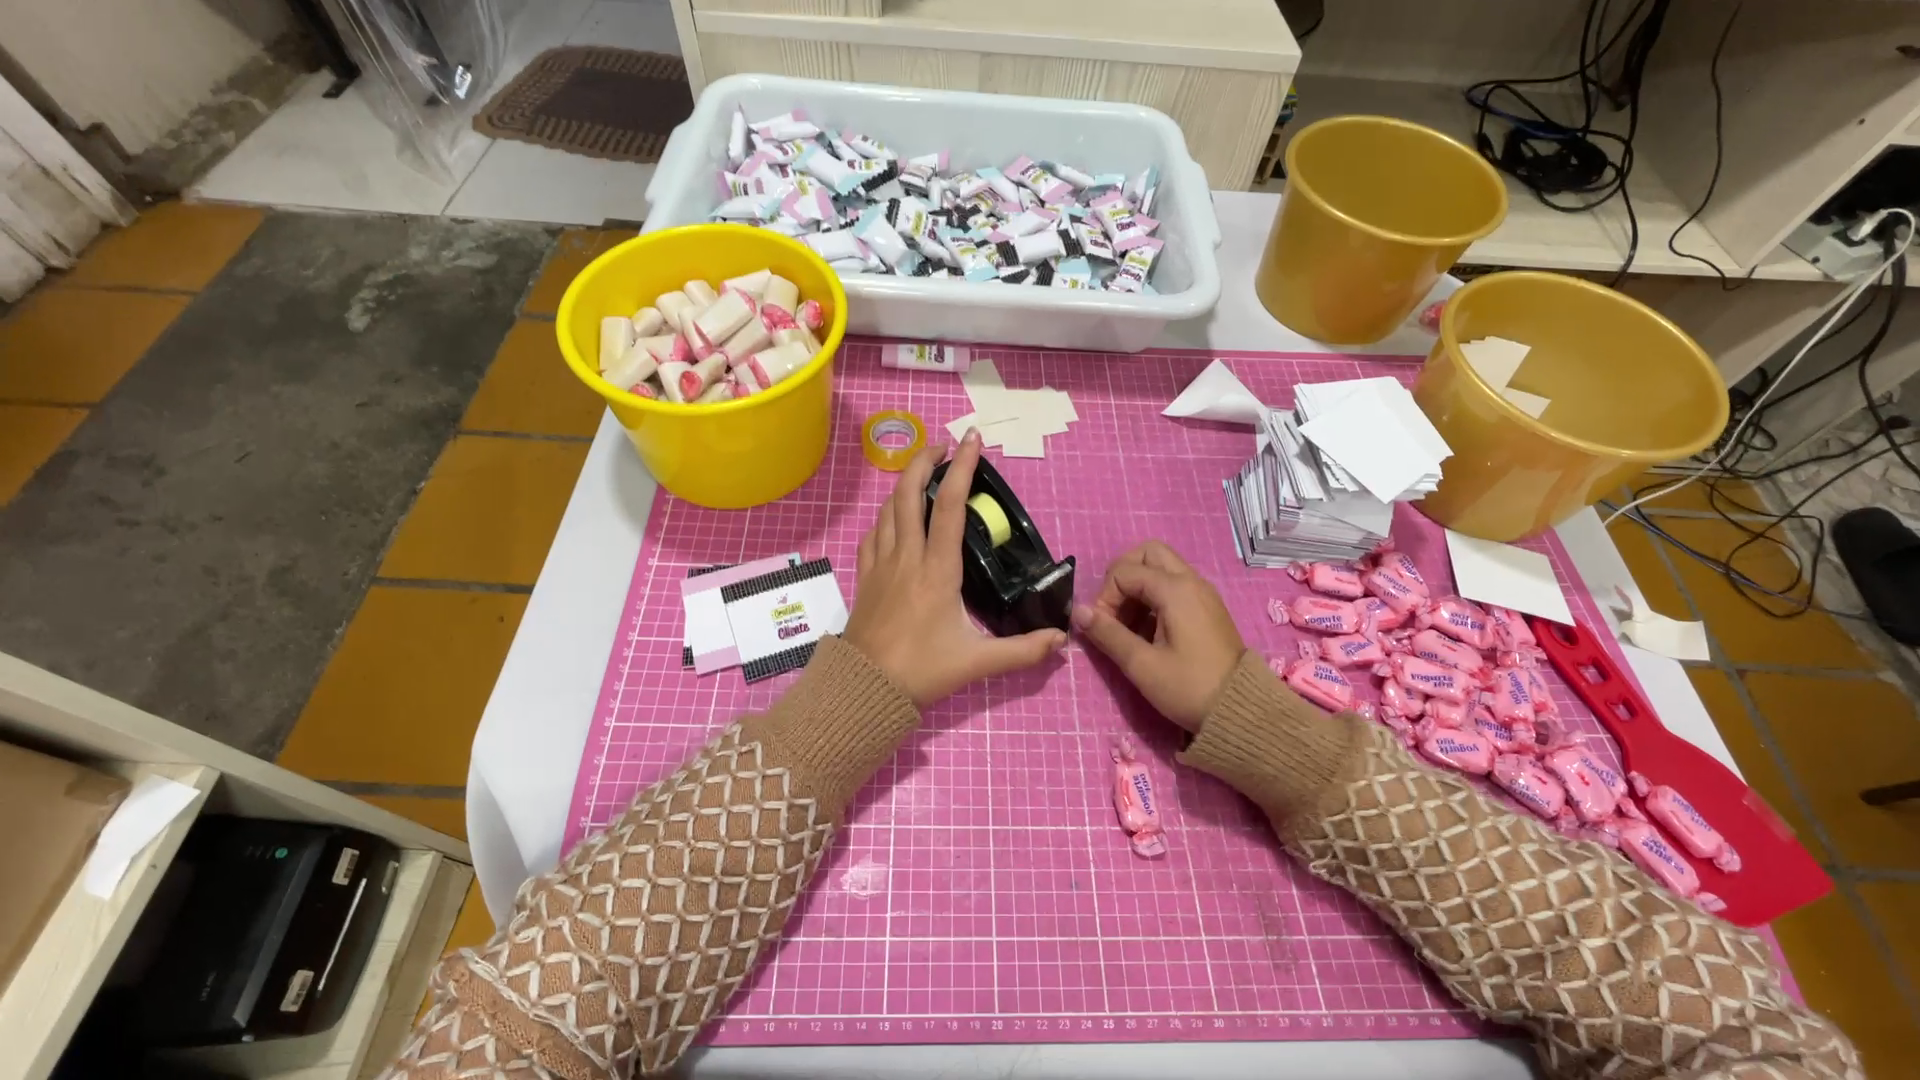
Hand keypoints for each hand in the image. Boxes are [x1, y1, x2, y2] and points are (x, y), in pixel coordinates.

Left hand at [844, 431, 1067, 707]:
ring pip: (887, 509)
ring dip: (903, 484)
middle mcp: (906, 557)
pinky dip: (885, 516)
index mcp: (937, 569)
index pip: (948, 505)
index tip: (971, 441)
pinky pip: (873, 534)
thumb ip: (1023, 651)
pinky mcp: (865, 578)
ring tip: (921, 475)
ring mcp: (881, 565)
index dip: (961, 469)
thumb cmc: (922, 670)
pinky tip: (893, 520)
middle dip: (923, 461)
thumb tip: (1062, 642)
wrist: (864, 688)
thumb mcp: (978, 662)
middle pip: (907, 493)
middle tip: (942, 446)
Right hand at [1071, 541, 1244, 730]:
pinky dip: (1154, 596)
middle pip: (1147, 553)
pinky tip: (1147, 630)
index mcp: (1175, 590)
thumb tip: (1077, 611)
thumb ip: (1107, 634)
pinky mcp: (1207, 608)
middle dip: (1122, 575)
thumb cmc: (1188, 688)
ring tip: (1127, 624)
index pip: (1124, 571)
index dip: (1104, 596)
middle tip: (1113, 609)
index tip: (1103, 628)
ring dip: (1137, 587)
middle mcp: (1191, 581)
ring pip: (1162, 568)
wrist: (1240, 711)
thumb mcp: (1141, 665)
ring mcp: (1202, 593)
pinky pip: (1175, 585)